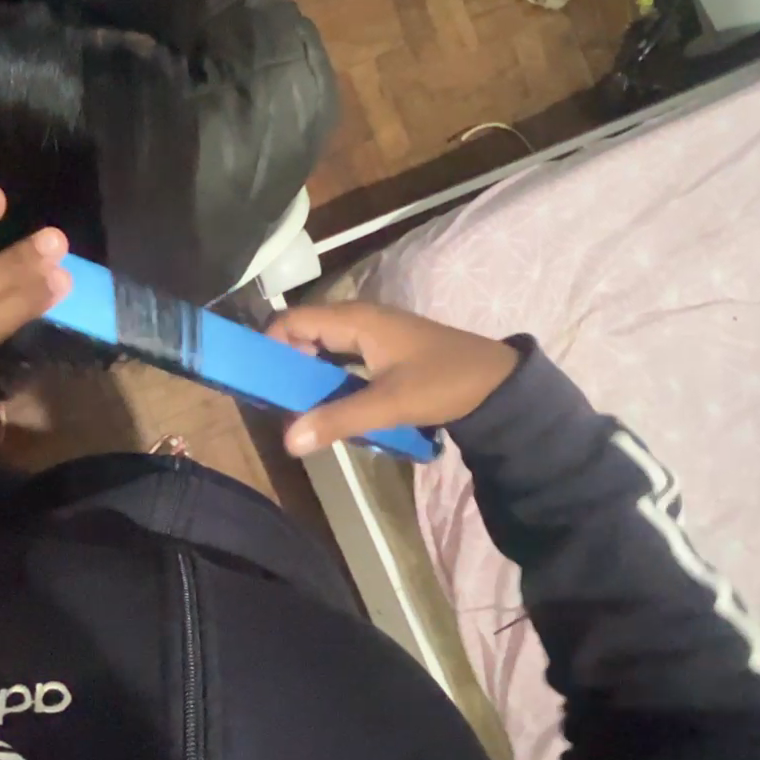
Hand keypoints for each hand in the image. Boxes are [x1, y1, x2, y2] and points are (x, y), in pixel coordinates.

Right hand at [266, 302, 519, 455]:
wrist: (499, 385)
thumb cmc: (444, 383)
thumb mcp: (390, 404)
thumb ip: (338, 419)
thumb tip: (288, 439)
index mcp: (356, 320)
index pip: (292, 319)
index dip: (269, 344)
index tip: (259, 379)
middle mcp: (359, 319)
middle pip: (304, 331)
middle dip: (285, 361)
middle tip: (276, 399)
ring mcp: (372, 333)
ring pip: (322, 345)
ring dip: (306, 371)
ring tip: (295, 404)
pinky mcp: (382, 349)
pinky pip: (340, 356)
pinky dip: (326, 375)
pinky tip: (327, 401)